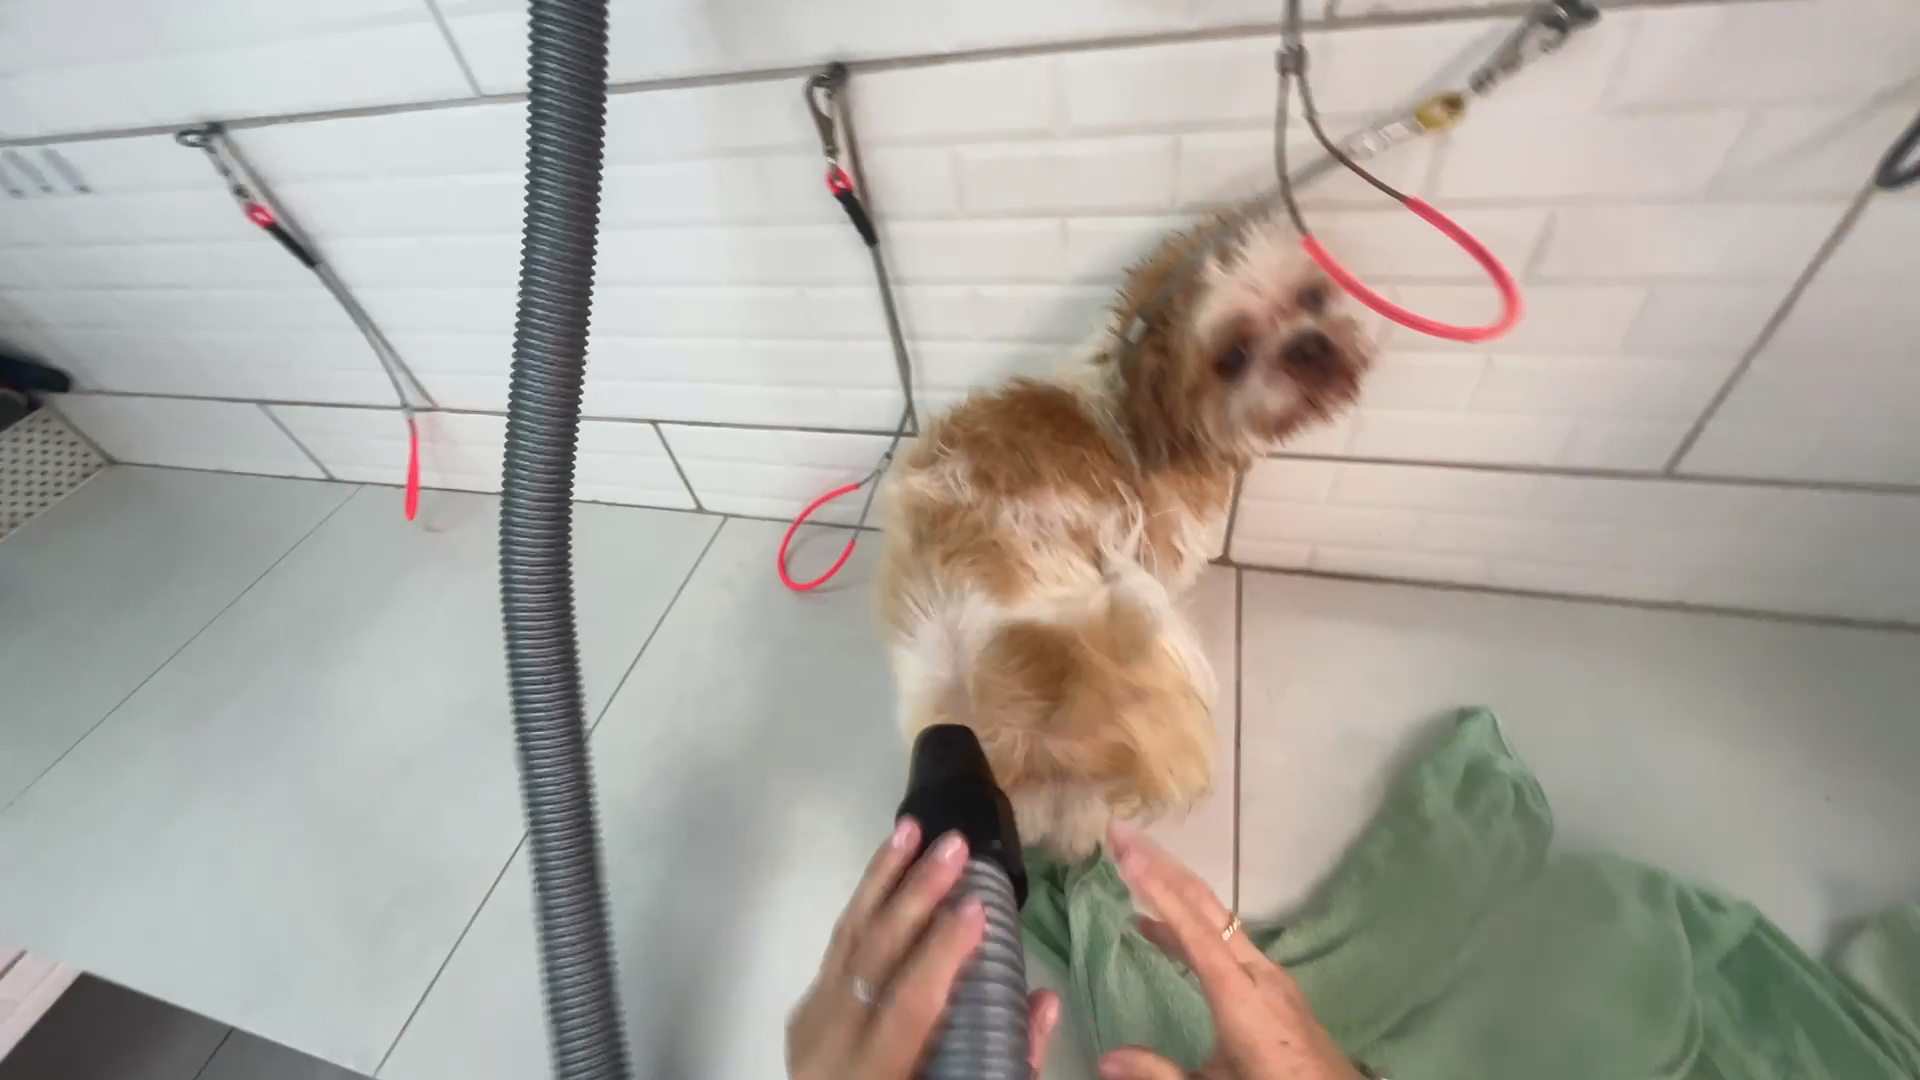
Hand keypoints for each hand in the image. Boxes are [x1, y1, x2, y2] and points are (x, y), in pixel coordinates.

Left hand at [787, 817, 1060, 1079]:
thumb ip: (1005, 1061)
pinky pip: (839, 942)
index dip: (942, 954)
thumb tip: (1045, 1000)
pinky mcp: (807, 1003)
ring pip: (849, 935)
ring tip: (911, 829)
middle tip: (953, 844)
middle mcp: (832, 1043)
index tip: (977, 907)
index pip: (909, 1005)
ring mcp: (812, 1019)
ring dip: (883, 876)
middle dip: (915, 893)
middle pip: (874, 955)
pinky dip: (866, 898)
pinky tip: (887, 864)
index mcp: (874, 1074)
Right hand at [1097, 822, 1363, 1079]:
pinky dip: (1187, 916)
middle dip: (1160, 864)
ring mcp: (1268, 974)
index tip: (1126, 853)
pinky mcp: (1272, 985)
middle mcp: (1256, 971)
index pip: (1192, 928)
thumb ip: (1160, 1072)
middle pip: (1204, 903)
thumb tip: (1103, 1058)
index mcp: (1240, 994)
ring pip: (1214, 914)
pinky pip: (1224, 935)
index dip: (1157, 889)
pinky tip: (1157, 926)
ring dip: (1172, 883)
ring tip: (1131, 861)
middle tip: (1121, 833)